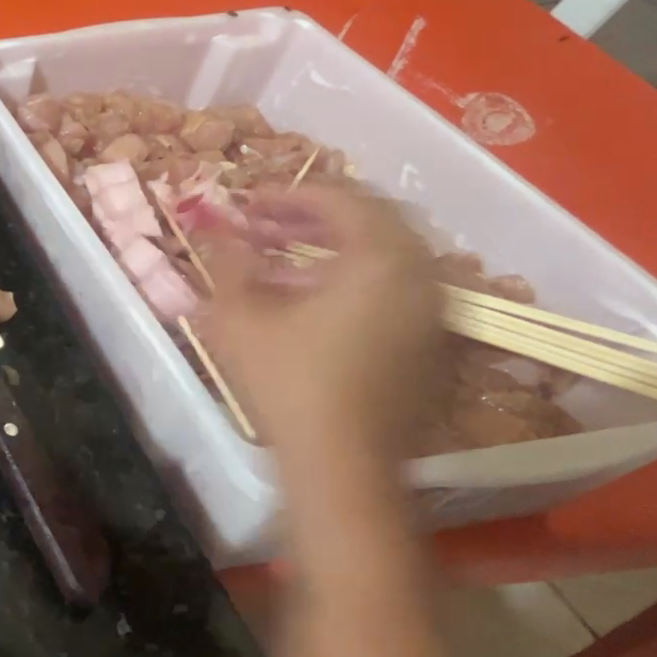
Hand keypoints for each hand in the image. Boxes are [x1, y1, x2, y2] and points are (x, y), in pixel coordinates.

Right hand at [200, 186, 443, 470]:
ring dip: (334, 247)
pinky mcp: (431, 345)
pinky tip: (313, 300)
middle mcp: (421, 276)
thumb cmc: (288, 383)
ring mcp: (433, 313)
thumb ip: (231, 264)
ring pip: (387, 257)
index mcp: (380, 259)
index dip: (290, 193)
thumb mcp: (240, 318)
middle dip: (313, 216)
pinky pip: (395, 289)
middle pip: (373, 222)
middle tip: (263, 224)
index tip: (247, 201)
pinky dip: (354, 278)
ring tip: (282, 259)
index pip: (343, 199)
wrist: (343, 463)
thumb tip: (223, 234)